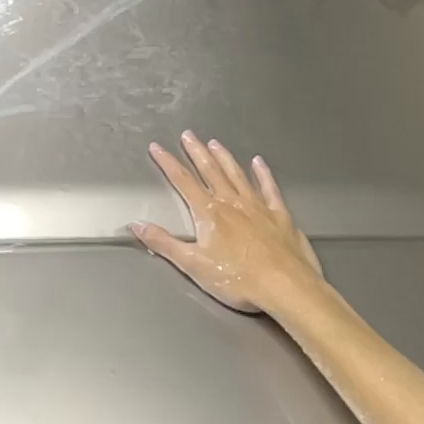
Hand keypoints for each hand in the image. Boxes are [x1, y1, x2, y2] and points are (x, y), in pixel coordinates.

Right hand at [130, 131, 323, 314]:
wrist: (287, 289)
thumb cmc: (238, 280)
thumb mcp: (193, 265)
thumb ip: (163, 242)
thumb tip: (136, 225)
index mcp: (209, 213)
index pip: (182, 181)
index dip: (168, 162)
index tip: (157, 147)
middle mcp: (232, 203)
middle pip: (210, 171)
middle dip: (196, 152)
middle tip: (188, 135)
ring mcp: (258, 207)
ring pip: (237, 175)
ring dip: (224, 158)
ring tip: (214, 143)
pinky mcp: (281, 217)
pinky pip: (270, 189)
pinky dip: (264, 174)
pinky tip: (259, 163)